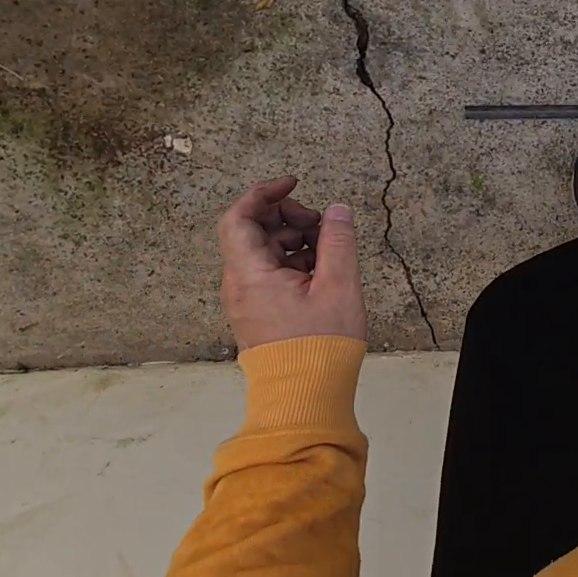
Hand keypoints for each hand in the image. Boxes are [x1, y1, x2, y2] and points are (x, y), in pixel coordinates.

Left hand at [216, 177, 367, 350]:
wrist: (306, 392)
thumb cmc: (321, 342)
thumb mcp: (339, 284)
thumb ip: (337, 241)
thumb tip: (336, 209)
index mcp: (250, 274)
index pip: (238, 218)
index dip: (263, 193)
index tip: (294, 183)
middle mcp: (240, 284)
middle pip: (252, 230)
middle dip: (288, 216)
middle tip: (322, 223)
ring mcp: (247, 298)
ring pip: (264, 250)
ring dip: (296, 237)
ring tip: (330, 249)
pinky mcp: (259, 310)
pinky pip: (271, 270)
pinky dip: (295, 258)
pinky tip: (323, 269)